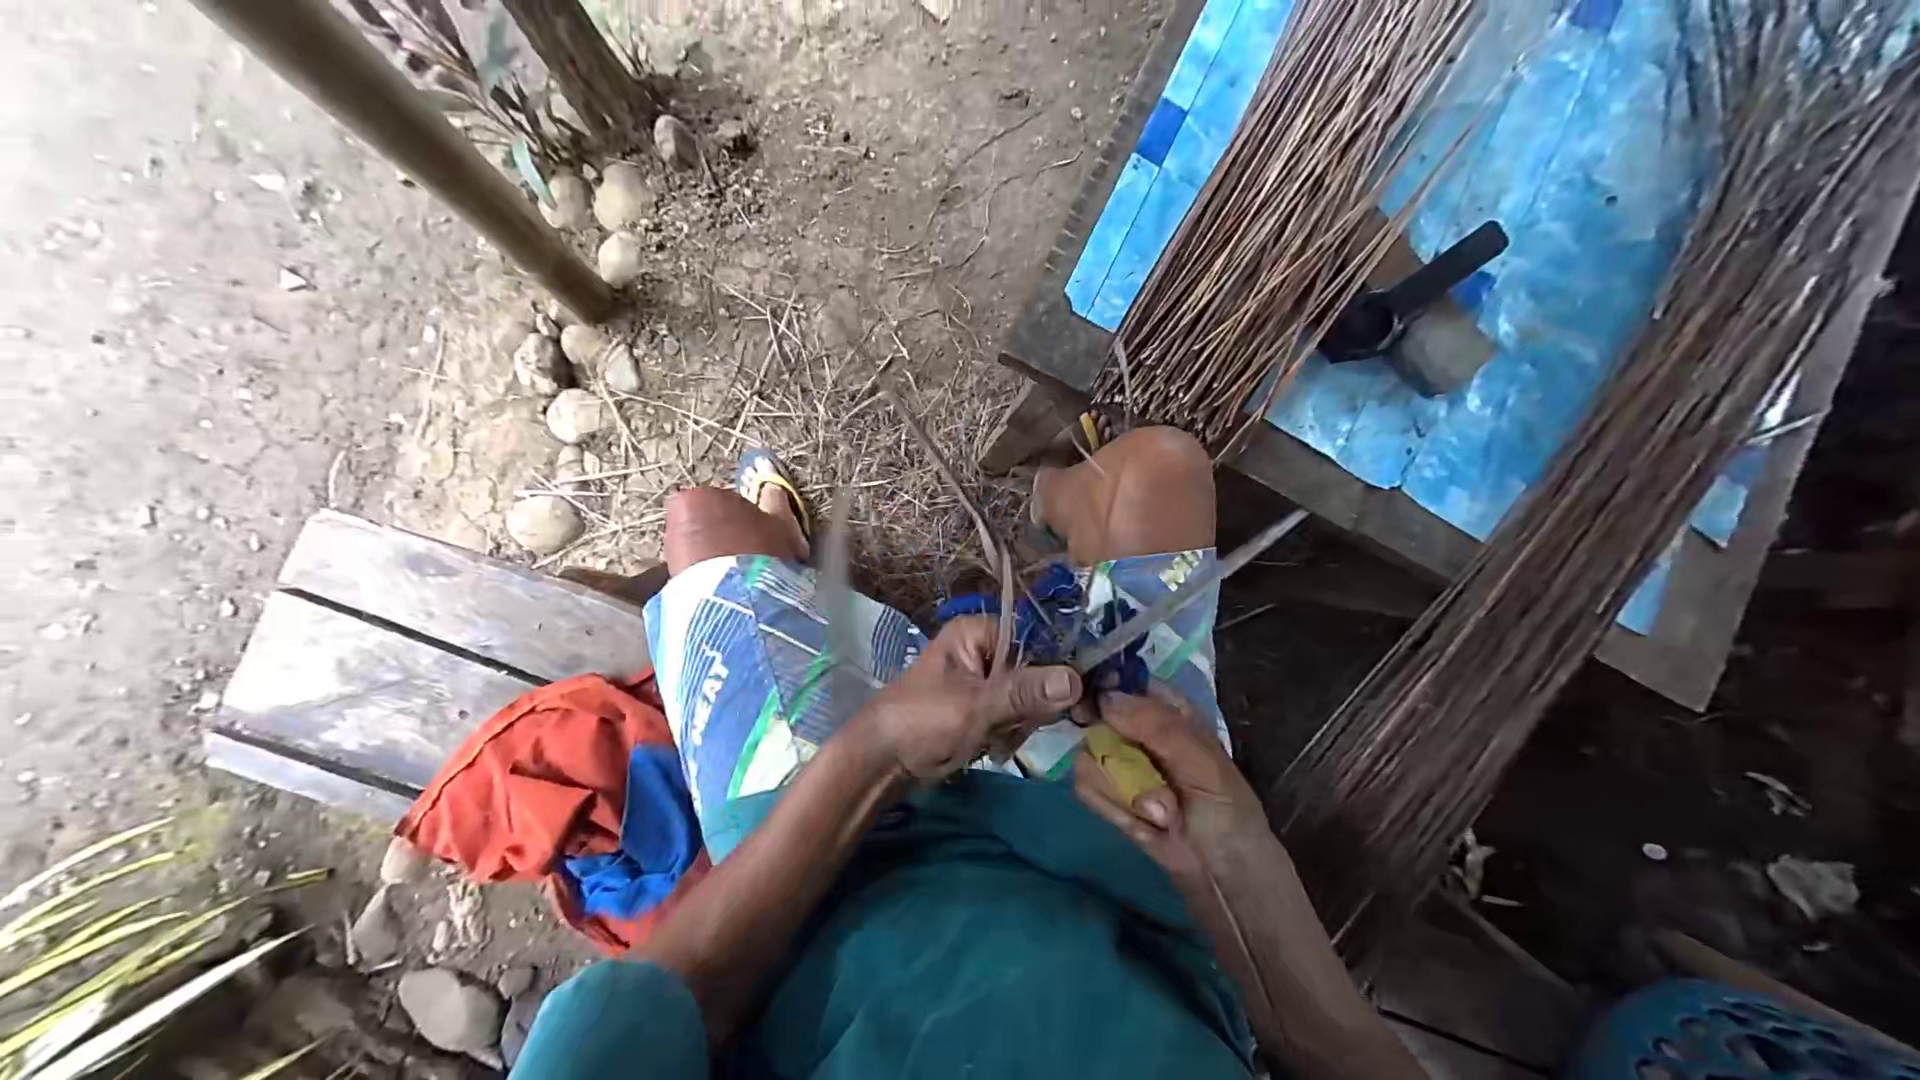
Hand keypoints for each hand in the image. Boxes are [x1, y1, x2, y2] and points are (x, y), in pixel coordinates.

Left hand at [854, 616, 1081, 780]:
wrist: (880, 762)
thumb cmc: (922, 722)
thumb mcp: (977, 706)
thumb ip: (1026, 693)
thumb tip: (1077, 679)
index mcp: (978, 631)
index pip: (1037, 639)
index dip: (1055, 669)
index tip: (1069, 700)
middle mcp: (983, 647)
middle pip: (1036, 671)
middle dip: (1031, 705)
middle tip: (1011, 727)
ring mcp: (982, 677)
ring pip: (1028, 697)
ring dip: (1020, 723)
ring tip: (997, 739)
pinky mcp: (981, 704)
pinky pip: (1014, 713)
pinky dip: (1010, 732)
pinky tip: (995, 746)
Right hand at [1073, 689, 1273, 887]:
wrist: (1220, 873)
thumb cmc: (1226, 808)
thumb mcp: (1205, 762)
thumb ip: (1160, 727)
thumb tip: (1106, 699)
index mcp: (1165, 707)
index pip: (1122, 680)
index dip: (1103, 688)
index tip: (1096, 709)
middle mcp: (1134, 726)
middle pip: (1093, 716)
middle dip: (1119, 757)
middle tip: (1148, 777)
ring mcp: (1115, 758)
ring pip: (1087, 753)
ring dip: (1124, 790)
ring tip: (1162, 812)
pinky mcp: (1102, 790)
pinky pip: (1084, 785)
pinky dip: (1113, 807)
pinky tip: (1142, 822)